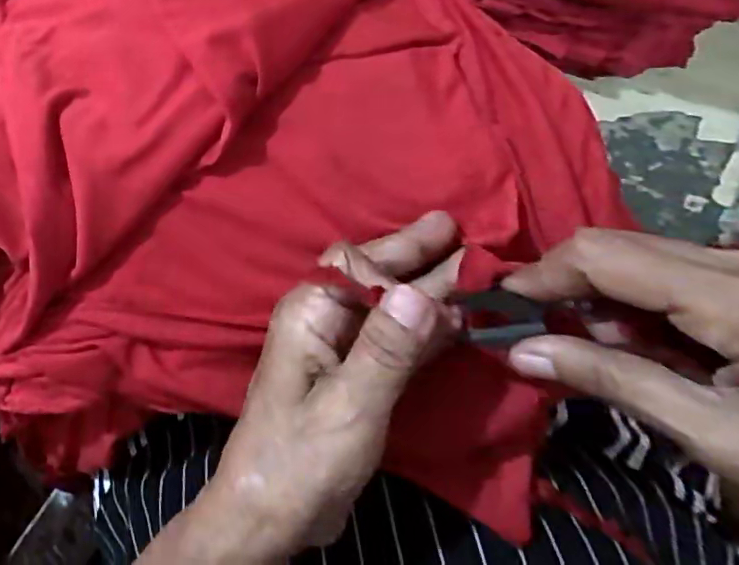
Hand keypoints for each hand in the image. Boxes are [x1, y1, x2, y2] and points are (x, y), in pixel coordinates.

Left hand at [141, 212, 462, 563]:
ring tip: (469, 266)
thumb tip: (417, 291)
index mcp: (309, 313)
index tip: (451, 254)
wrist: (270, 510)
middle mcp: (319, 320)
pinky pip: (391, 339)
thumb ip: (386, 350)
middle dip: (413, 255)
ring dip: (424, 288)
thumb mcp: (351, 405)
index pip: (356, 267)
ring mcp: (334, 348)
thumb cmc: (303, 456)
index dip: (400, 259)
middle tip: (457, 228)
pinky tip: (454, 322)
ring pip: (384, 306)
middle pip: (370, 277)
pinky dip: (423, 329)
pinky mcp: (350, 376)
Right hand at [502, 228, 738, 564]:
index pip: (609, 255)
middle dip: (584, 283)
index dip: (544, 272)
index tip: (506, 301)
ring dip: (634, 291)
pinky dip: (683, 294)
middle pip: (636, 246)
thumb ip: (620, 385)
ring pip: (675, 252)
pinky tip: (699, 342)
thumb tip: (517, 351)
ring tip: (638, 349)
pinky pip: (723, 265)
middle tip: (566, 336)